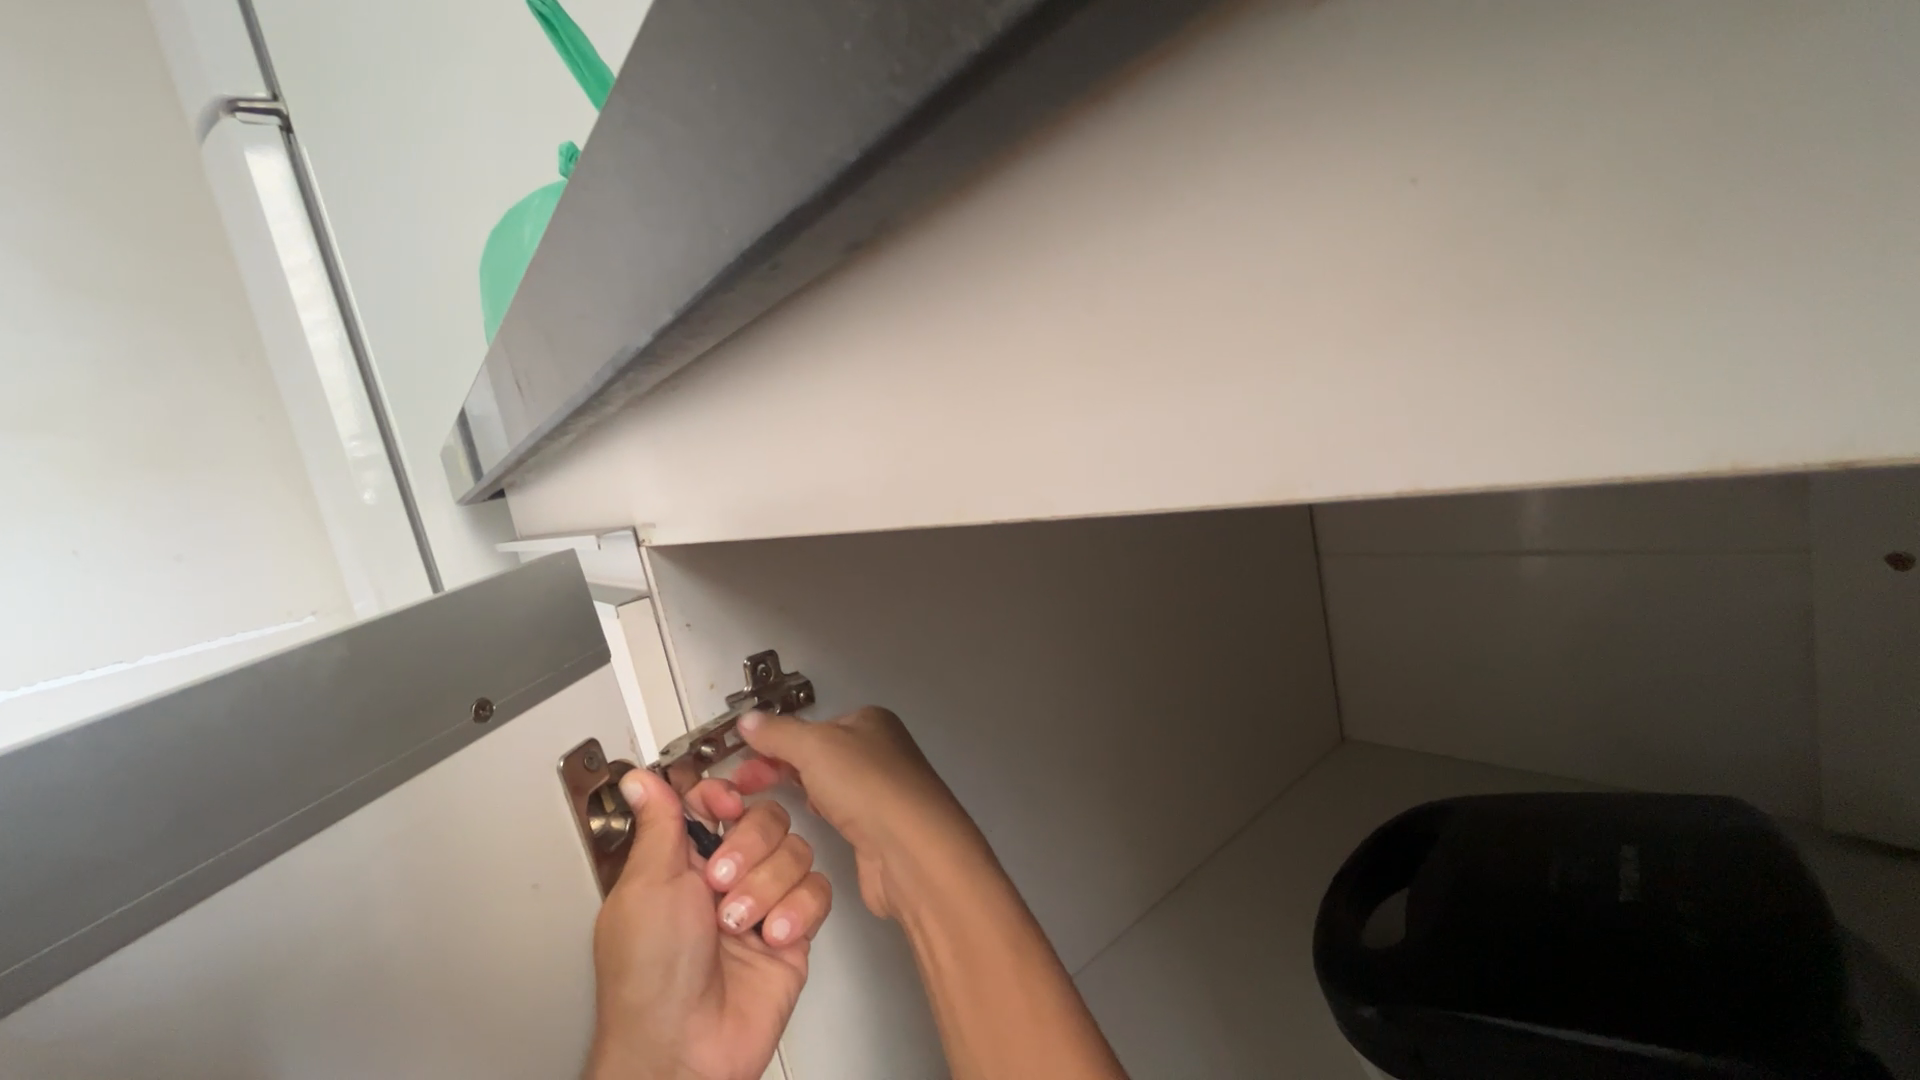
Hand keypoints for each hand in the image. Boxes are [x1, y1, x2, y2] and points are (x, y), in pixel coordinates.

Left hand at [586, 767, 832, 1079]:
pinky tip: (772, 935)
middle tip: (721, 883)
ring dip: (768, 886)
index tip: (724, 805)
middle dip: (750, 847)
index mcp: (684, 860)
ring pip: (795, 851)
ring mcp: (762, 902)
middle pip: (766, 818)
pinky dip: (798, 911)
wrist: (684, 1049)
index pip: (718, 799)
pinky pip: (818, 892)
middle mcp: (726, 876)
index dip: (726, 795)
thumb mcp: (645, 886)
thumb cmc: (649, 978)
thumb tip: (640, 780)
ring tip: (740, 923)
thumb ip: (658, 824)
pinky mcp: (792, 931)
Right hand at [733, 707, 993, 920]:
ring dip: (802, 791)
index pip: (814, 724)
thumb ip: (778, 733)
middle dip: (782, 766)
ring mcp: (880, 790)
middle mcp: (880, 751)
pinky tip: (811, 820)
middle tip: (746, 785)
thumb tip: (749, 719)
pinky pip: (839, 813)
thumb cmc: (867, 787)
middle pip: (819, 754)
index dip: (778, 738)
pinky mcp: (877, 827)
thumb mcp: (815, 746)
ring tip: (770, 803)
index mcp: (870, 721)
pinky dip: (821, 814)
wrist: (908, 850)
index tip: (745, 758)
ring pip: (827, 785)